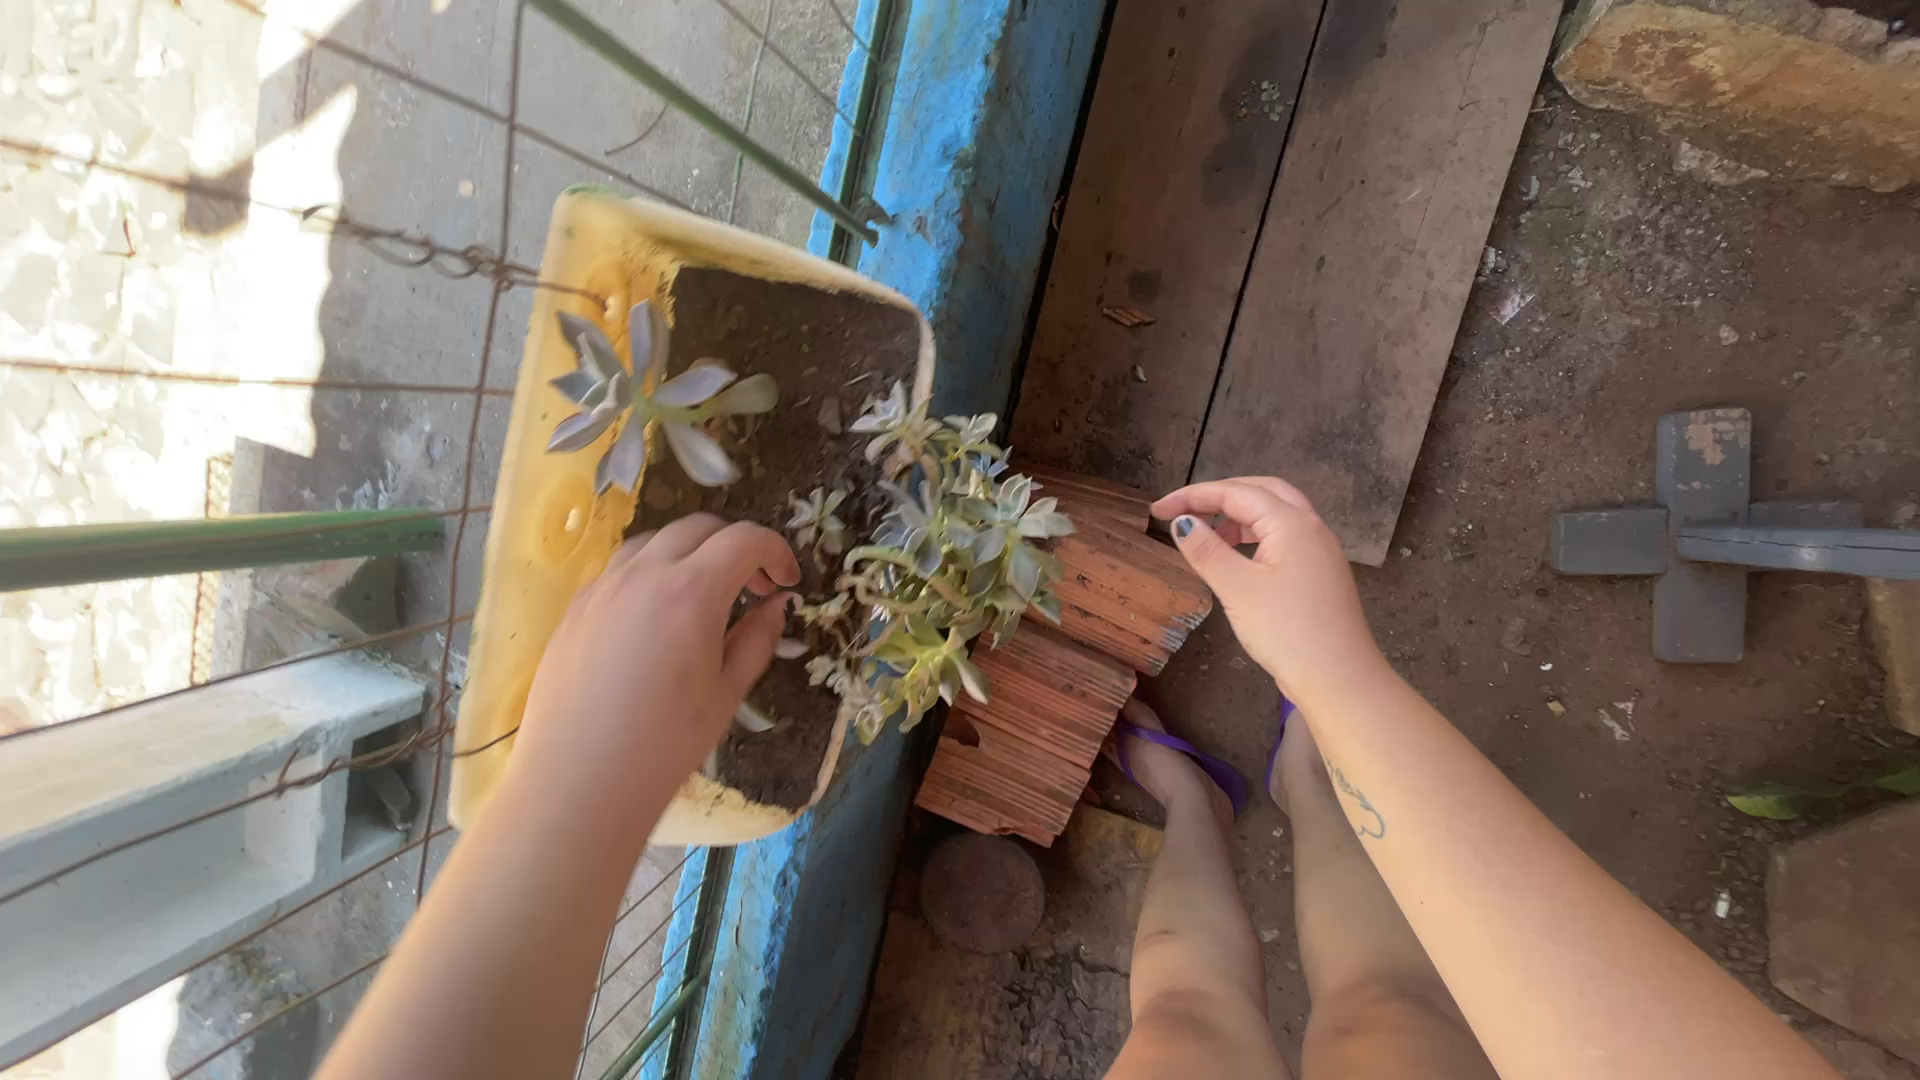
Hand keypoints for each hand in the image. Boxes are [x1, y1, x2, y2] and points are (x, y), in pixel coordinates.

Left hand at [509, 513, 800, 819]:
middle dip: (736, 546)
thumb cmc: (667, 742)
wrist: (579, 782)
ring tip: (704, 594)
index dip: (775, 551)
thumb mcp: (729, 691)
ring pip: (656, 540)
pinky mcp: (577, 607)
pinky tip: (658, 615)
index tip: (785, 581)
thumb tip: (775, 605)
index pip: (745, 540)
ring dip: (691, 552)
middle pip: (700, 528)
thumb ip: (758, 637)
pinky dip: (653, 571)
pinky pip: (622, 568)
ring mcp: (604, 587)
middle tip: (752, 587)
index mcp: (692, 591)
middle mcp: (645, 574)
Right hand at [1152, 477, 1382, 697]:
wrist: (1339, 679)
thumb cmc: (1287, 631)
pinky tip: (1236, 557)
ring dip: (1237, 515)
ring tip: (1206, 534)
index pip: (1236, 493)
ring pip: (1274, 513)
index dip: (1193, 496)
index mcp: (1292, 524)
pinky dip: (1253, 534)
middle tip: (1185, 511)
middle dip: (1219, 495)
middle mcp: (1310, 527)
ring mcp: (1319, 550)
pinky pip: (1282, 536)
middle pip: (1261, 491)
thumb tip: (1182, 522)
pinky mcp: (1318, 571)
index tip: (1158, 510)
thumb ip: (1207, 551)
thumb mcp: (1238, 589)